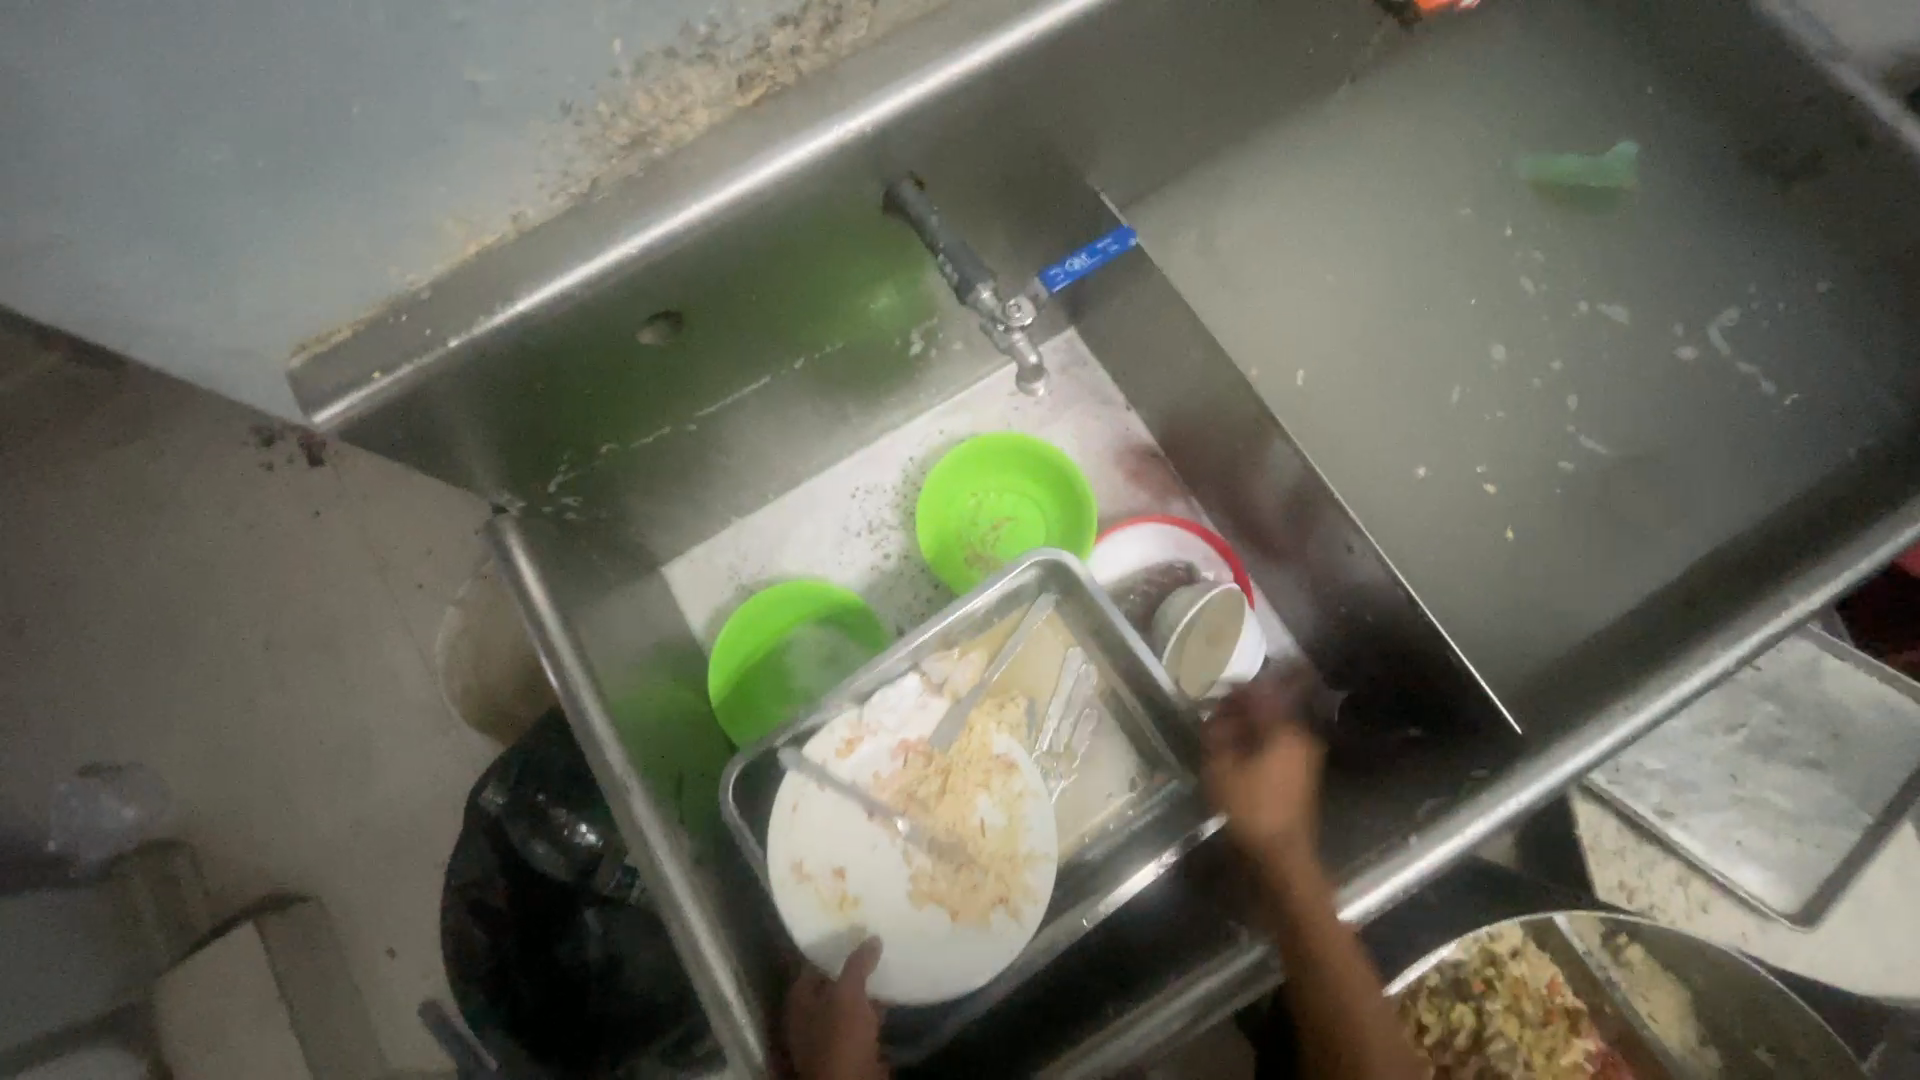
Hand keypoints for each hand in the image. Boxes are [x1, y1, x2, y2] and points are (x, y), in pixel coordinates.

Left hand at [784, 938, 888, 1079]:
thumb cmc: (840, 1036)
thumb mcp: (848, 994)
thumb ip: (858, 964)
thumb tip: (872, 938)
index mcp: (800, 1000)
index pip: (813, 964)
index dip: (833, 947)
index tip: (855, 931)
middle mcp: (809, 1016)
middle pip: (832, 983)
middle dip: (852, 967)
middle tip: (875, 945)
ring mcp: (829, 1035)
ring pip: (849, 1003)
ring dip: (865, 989)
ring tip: (887, 965)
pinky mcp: (850, 1049)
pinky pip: (862, 1021)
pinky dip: (874, 1010)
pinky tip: (891, 996)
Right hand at [1201, 671, 1325, 861]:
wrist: (1281, 855)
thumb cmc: (1249, 807)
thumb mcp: (1220, 765)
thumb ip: (1217, 730)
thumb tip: (1217, 712)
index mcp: (1284, 728)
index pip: (1259, 692)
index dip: (1234, 689)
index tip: (1213, 691)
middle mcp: (1301, 735)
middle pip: (1268, 708)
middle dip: (1239, 709)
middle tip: (1213, 716)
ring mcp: (1306, 755)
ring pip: (1272, 727)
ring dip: (1247, 727)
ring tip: (1221, 735)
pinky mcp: (1303, 773)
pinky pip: (1277, 744)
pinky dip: (1257, 742)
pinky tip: (1237, 754)